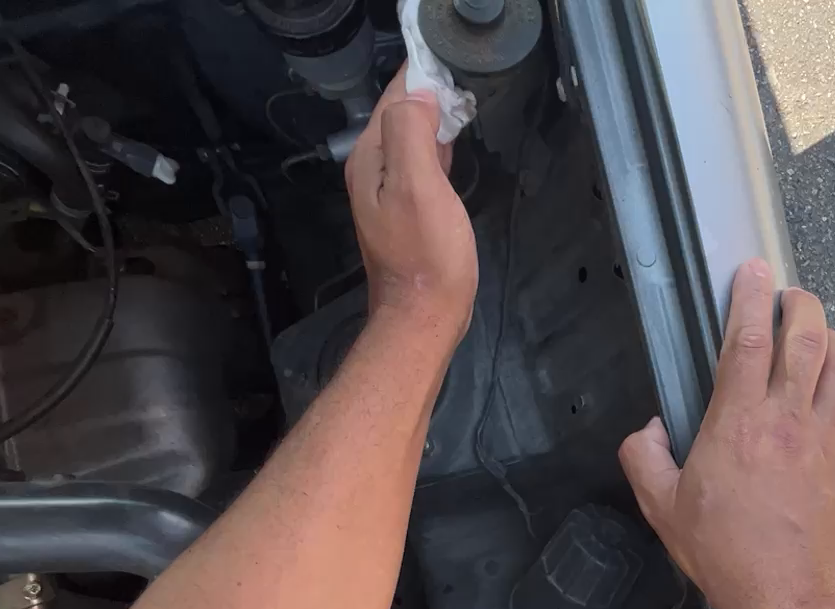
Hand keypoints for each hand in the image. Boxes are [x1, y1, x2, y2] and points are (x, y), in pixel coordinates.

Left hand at [346, 72, 477, 344]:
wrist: (424, 318)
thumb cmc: (428, 258)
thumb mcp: (420, 188)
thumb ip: (413, 134)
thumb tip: (420, 96)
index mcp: (371, 160)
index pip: (393, 99)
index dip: (421, 78)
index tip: (451, 66)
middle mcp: (372, 173)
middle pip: (399, 118)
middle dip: (428, 97)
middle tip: (463, 85)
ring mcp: (387, 196)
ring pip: (410, 143)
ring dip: (434, 123)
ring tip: (461, 107)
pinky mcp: (406, 216)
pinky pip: (419, 168)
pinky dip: (436, 152)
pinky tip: (452, 151)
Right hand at [619, 259, 834, 608]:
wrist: (786, 596)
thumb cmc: (723, 553)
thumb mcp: (662, 508)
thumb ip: (643, 457)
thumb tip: (650, 427)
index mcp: (737, 422)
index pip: (747, 338)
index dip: (749, 296)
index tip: (752, 270)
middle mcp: (787, 418)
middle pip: (805, 335)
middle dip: (798, 302)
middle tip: (787, 294)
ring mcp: (826, 437)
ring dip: (829, 334)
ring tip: (815, 330)